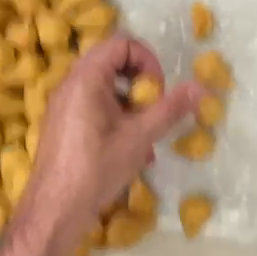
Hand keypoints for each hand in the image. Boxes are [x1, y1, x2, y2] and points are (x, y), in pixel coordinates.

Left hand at [14, 36, 202, 255]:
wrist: (55, 211)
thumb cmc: (97, 168)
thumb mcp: (140, 137)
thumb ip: (170, 108)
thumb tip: (201, 86)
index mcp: (85, 78)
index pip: (121, 44)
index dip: (147, 60)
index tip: (158, 91)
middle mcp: (70, 85)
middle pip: (112, 63)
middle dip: (141, 83)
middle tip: (155, 109)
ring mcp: (63, 106)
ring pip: (105, 88)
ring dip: (132, 104)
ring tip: (146, 135)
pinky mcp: (63, 125)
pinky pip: (94, 107)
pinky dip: (117, 118)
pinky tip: (131, 150)